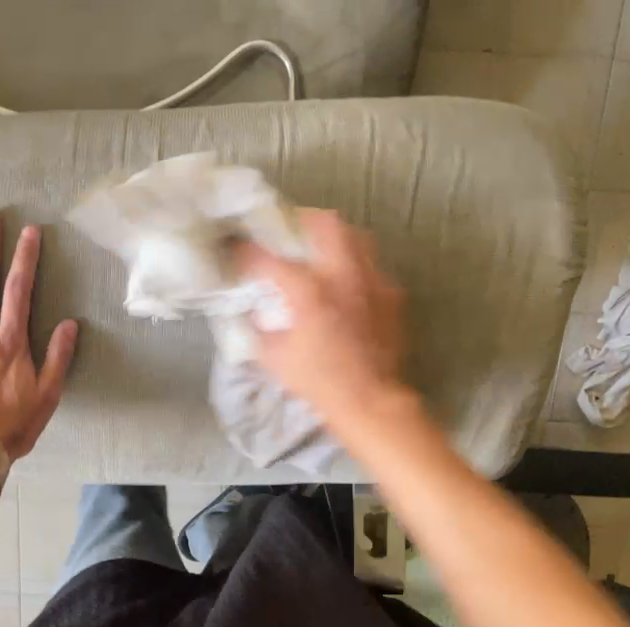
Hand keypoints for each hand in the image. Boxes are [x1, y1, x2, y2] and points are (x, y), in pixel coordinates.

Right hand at [233, 208, 407, 420]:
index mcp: (309, 290)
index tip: (237, 249)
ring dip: (336, 239)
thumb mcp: (275, 359)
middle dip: (303, 222)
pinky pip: (374, 269)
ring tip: (322, 253)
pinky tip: (349, 287)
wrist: (371, 401)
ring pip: (357, 238)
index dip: (248, 251)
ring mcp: (373, 282)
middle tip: (290, 233)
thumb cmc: (320, 383)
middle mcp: (344, 275)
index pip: (270, 258)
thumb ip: (259, 330)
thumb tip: (253, 314)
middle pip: (326, 223)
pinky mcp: (392, 297)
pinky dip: (358, 270)